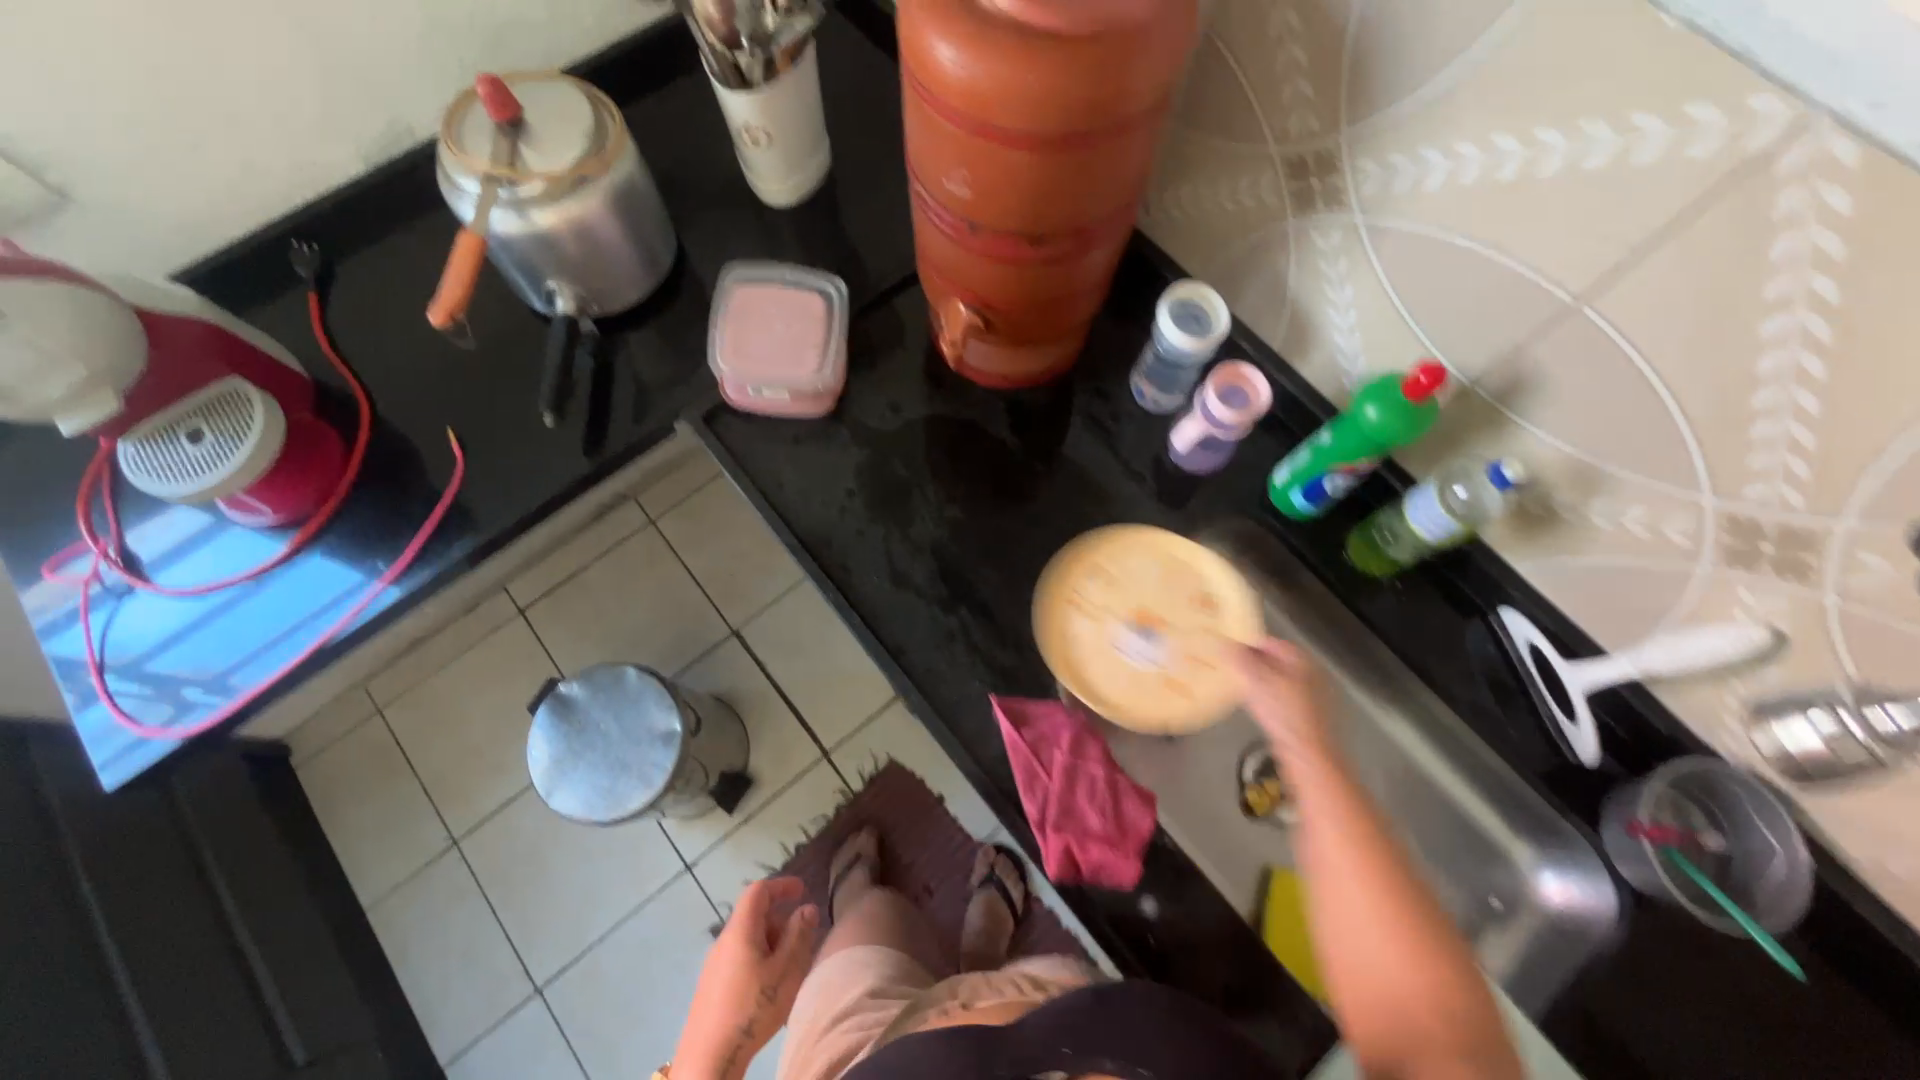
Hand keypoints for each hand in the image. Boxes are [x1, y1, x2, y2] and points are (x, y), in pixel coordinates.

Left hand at [674, 876, 819, 1079]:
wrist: (709, 1056)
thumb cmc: (753, 1007)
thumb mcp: (786, 970)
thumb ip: (799, 935)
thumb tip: (806, 908)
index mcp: (740, 930)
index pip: (758, 891)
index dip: (782, 885)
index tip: (803, 890)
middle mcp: (723, 941)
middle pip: (754, 916)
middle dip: (781, 920)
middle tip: (804, 941)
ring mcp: (715, 965)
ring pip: (748, 939)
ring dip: (772, 943)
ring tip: (791, 969)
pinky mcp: (712, 986)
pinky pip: (741, 958)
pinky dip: (760, 959)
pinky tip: (770, 987)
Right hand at [1234, 638, 1337, 760]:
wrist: (1306, 752)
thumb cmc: (1282, 712)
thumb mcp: (1256, 681)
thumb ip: (1239, 660)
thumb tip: (1223, 643)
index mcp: (1299, 660)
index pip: (1270, 642)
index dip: (1248, 644)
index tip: (1228, 649)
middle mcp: (1308, 673)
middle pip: (1275, 660)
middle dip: (1252, 662)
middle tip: (1230, 667)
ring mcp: (1310, 694)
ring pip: (1278, 679)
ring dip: (1259, 680)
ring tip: (1238, 685)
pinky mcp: (1306, 714)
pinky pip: (1282, 696)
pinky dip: (1267, 696)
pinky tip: (1255, 705)